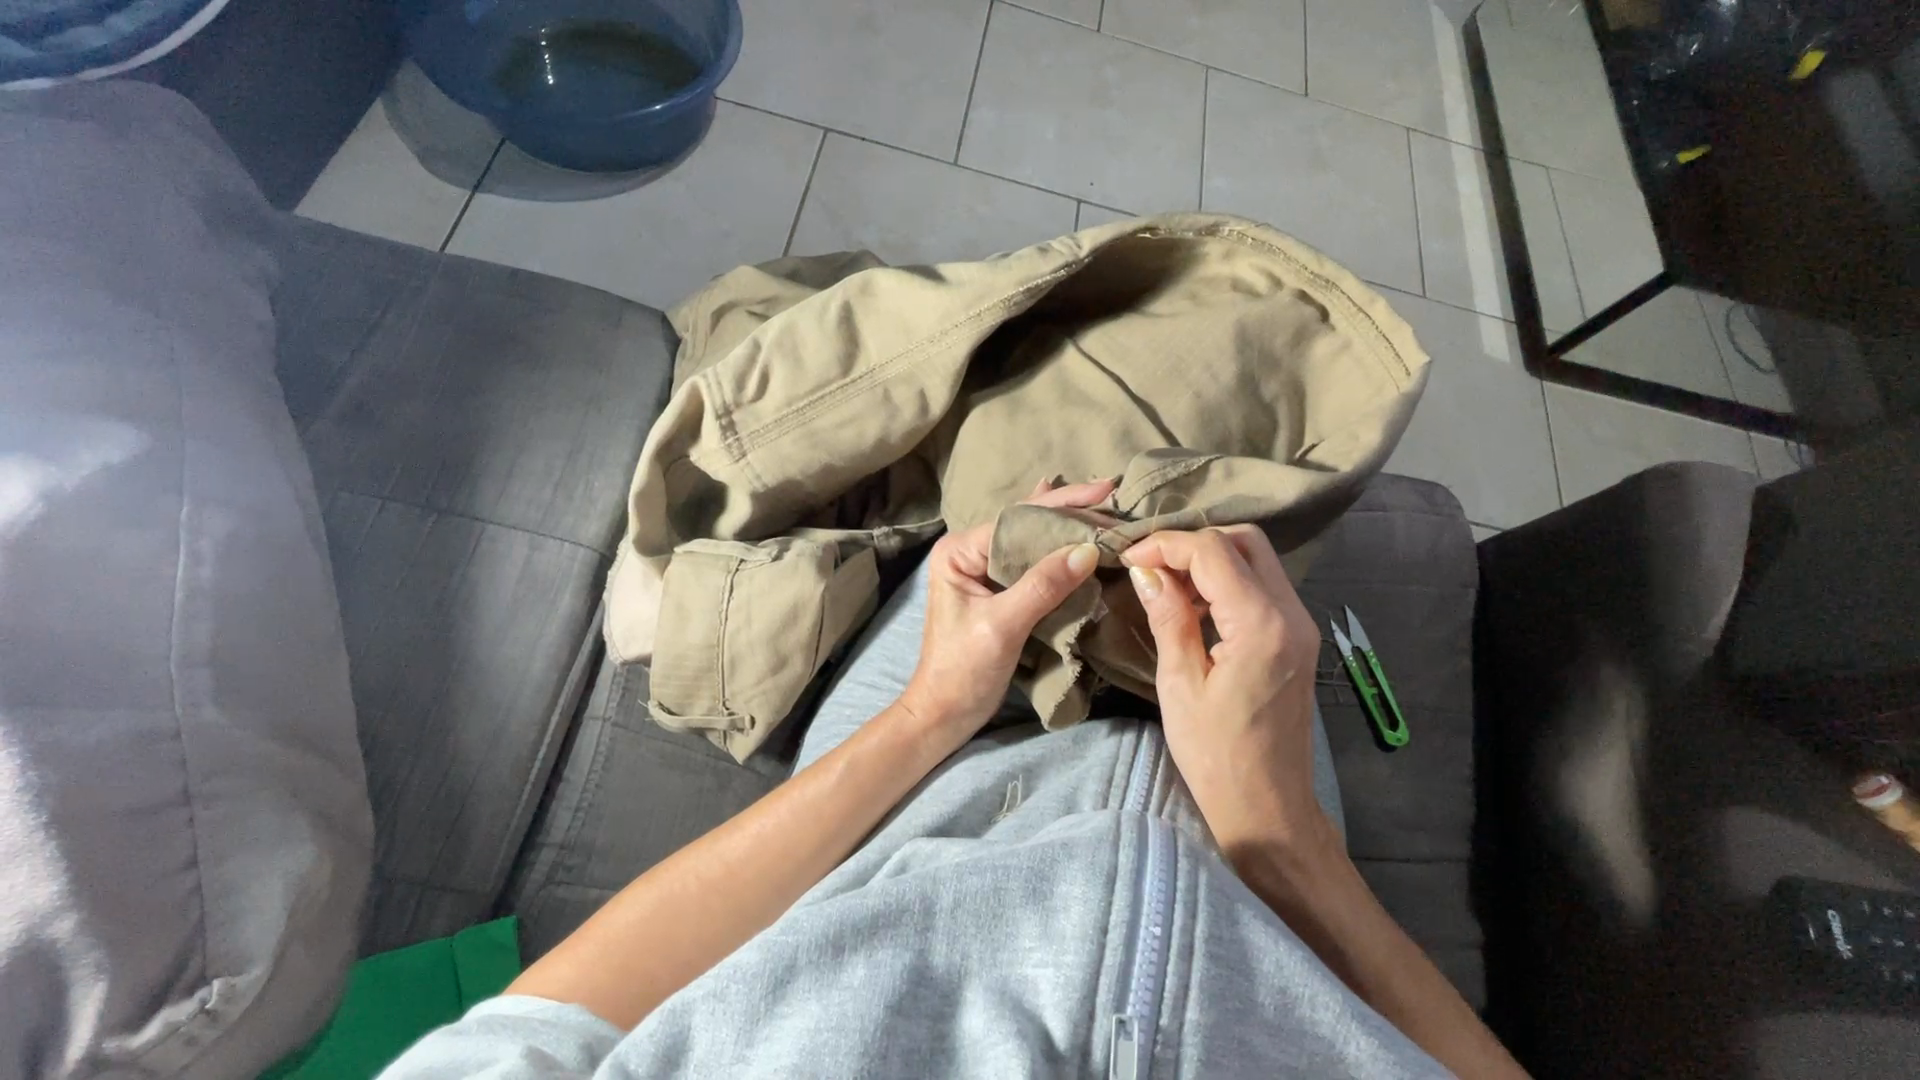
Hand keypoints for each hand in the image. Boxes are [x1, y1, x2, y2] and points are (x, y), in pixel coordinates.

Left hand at [898, 478, 1112, 741]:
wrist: (944, 714)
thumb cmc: (963, 671)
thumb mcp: (1003, 626)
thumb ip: (1043, 585)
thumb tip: (1088, 549)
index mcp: (959, 551)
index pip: (1017, 518)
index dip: (1062, 506)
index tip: (1104, 492)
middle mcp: (968, 553)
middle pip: (1025, 524)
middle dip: (1068, 511)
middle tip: (1112, 495)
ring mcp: (982, 573)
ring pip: (1031, 542)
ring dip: (1066, 529)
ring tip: (1103, 506)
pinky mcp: (998, 593)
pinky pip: (1033, 565)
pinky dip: (1058, 552)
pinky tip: (1075, 533)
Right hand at [1121, 526, 1334, 861]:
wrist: (1267, 807)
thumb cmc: (1215, 755)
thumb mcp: (1179, 684)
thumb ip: (1168, 617)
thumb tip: (1145, 571)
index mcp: (1261, 625)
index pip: (1213, 551)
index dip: (1166, 545)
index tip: (1128, 560)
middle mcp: (1292, 613)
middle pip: (1246, 541)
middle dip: (1193, 542)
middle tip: (1150, 566)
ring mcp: (1301, 624)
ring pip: (1257, 559)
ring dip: (1210, 560)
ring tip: (1166, 586)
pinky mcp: (1297, 638)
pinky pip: (1262, 586)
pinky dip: (1227, 581)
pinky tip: (1194, 607)